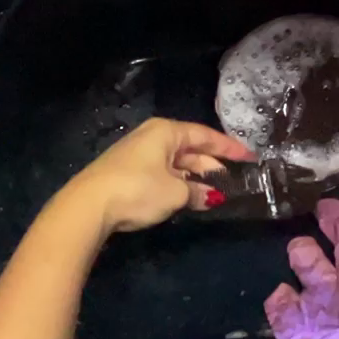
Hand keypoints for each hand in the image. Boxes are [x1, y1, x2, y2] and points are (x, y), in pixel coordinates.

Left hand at [57, 118, 255, 237]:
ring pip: (176, 163)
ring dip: (196, 178)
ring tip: (216, 193)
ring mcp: (139, 155)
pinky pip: (163, 173)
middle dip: (212, 166)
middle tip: (234, 181)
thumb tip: (210, 197)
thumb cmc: (137, 190)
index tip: (250, 157)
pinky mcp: (129, 172)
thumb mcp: (175, 193)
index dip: (229, 148)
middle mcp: (152, 137)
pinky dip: (179, 183)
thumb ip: (198, 192)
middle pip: (190, 149)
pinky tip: (190, 197)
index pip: (205, 136)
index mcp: (166, 132)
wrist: (89, 206)